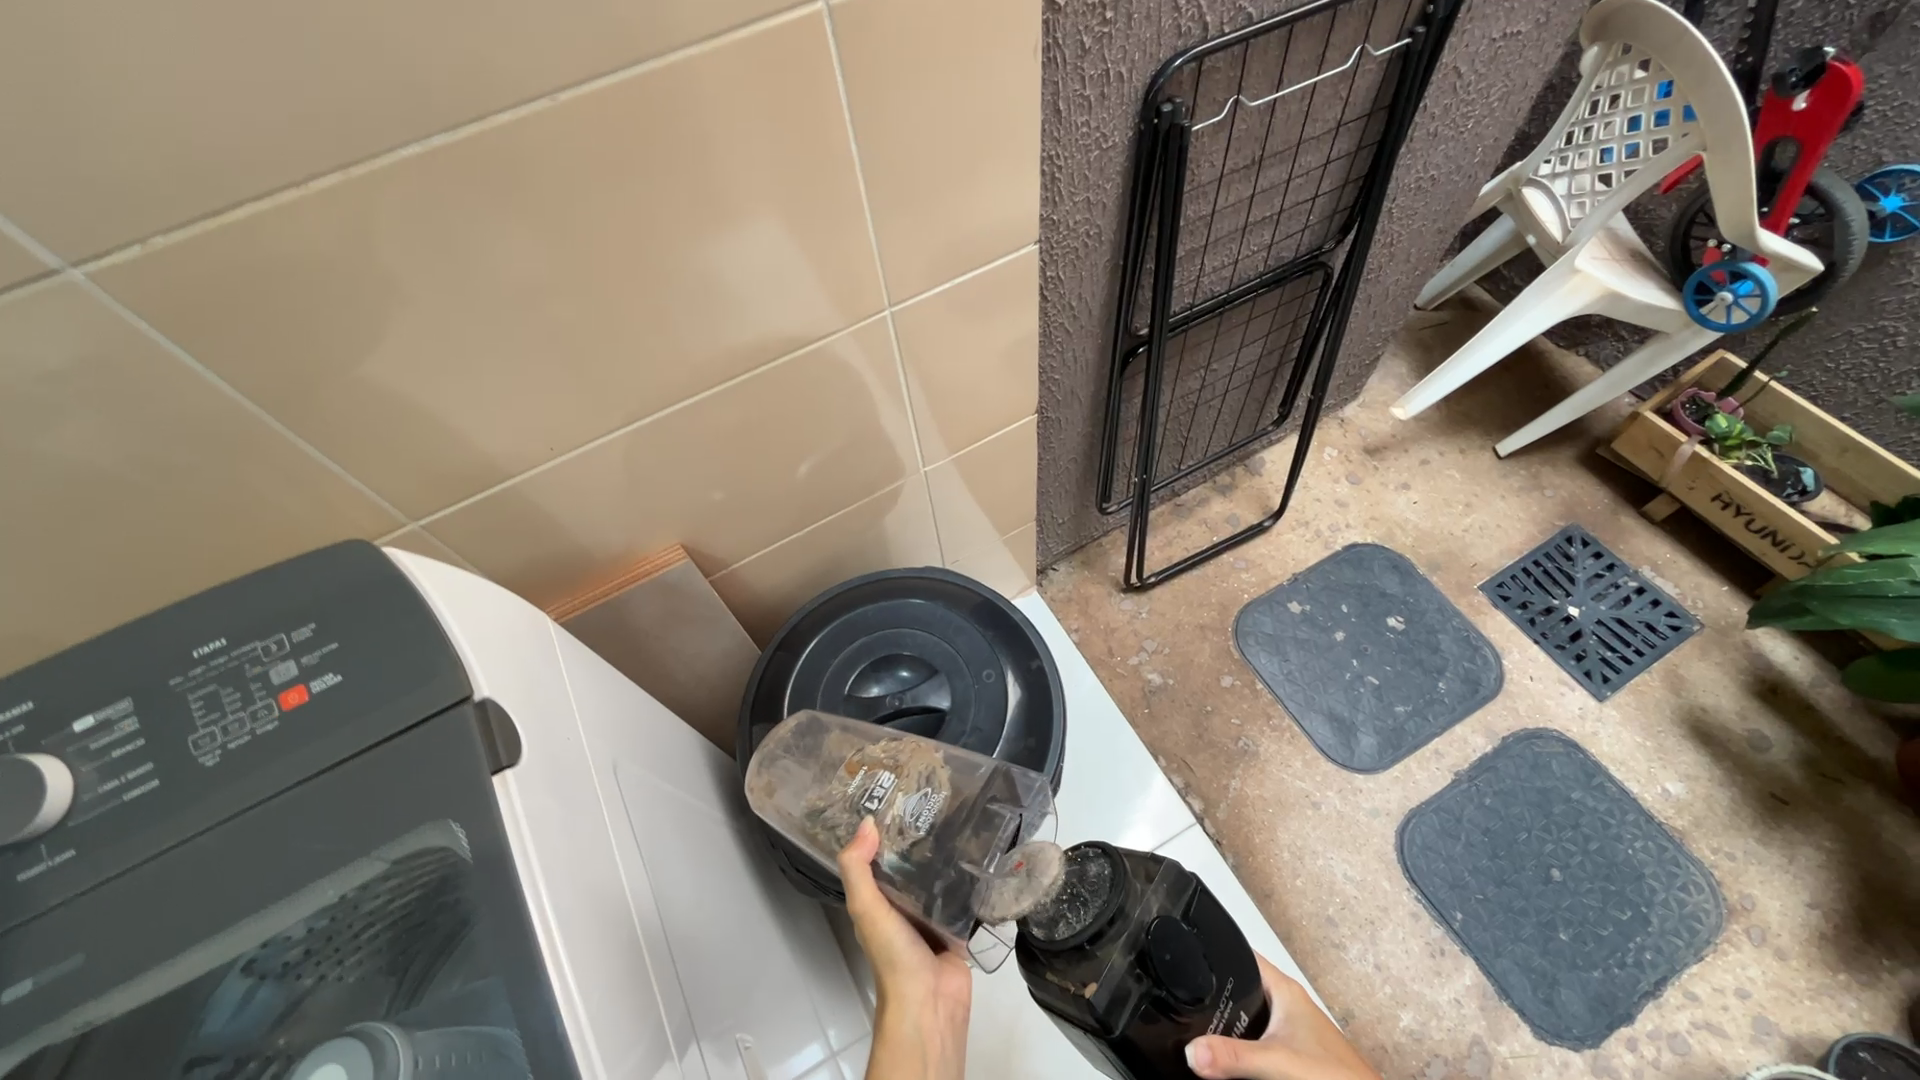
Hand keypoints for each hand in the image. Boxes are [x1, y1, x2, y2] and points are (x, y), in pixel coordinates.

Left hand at [838, 817, 971, 1079]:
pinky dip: (969, 877)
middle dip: (921, 838)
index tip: (900, 795)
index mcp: (877, 900)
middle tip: (939, 799)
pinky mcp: (958, 925)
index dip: (885, 830)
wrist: (930, 1003)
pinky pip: (963, 894)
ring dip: (947, 854)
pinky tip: (980, 852)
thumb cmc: (893, 956)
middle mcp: (903, 905)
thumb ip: (858, 869)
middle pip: (911, 864)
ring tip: (963, 817)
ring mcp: (932, 916)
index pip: (879, 857)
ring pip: (938, 876)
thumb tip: (867, 822)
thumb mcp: (866, 909)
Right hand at [1185, 954, 1379, 1079]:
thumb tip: (1192, 1051)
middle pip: (1240, 987)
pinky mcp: (1292, 1052)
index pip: (1242, 954)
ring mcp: (1290, 1029)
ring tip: (1196, 1025)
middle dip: (1213, 993)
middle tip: (1184, 997)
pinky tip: (1227, 1057)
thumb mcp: (1277, 1062)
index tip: (1186, 950)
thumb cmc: (1337, 1076)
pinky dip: (1240, 1044)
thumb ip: (1234, 1056)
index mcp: (1284, 990)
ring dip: (1227, 1021)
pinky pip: (1256, 1039)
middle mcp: (1287, 1005)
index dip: (1214, 949)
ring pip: (1248, 1015)